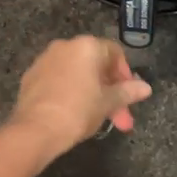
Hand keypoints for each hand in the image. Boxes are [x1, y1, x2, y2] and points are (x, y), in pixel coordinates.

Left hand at [6, 36, 152, 155]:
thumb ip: (127, 92)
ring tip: (98, 119)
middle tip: (119, 118)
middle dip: (110, 92)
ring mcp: (45, 60)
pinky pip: (59, 80)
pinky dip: (70, 92)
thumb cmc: (79, 110)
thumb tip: (146, 87)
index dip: (125, 75)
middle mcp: (65, 46)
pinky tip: (74, 113)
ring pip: (77, 74)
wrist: (36, 129)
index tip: (129, 96)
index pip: (115, 53)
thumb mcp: (108, 102)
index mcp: (87, 46)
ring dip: (92, 93)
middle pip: (96, 65)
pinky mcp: (31, 76)